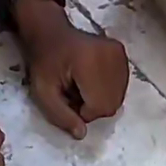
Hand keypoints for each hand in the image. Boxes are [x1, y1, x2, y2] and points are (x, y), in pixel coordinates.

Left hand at [15, 0, 128, 139]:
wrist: (51, 32)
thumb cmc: (44, 62)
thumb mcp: (42, 92)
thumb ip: (59, 115)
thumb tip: (82, 134)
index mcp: (90, 62)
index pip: (99, 107)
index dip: (82, 111)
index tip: (68, 98)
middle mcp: (111, 56)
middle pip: (111, 104)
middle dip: (92, 107)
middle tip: (74, 93)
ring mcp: (120, 54)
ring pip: (117, 98)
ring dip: (100, 99)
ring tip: (82, 85)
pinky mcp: (122, 54)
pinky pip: (120, 87)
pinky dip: (107, 90)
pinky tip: (92, 79)